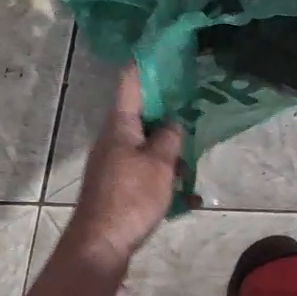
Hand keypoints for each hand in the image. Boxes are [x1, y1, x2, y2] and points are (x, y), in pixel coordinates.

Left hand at [66, 67, 182, 269]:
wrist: (100, 243)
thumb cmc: (130, 197)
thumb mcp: (160, 164)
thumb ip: (169, 138)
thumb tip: (172, 123)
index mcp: (119, 123)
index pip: (130, 80)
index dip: (147, 63)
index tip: (166, 52)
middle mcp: (112, 136)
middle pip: (141, 113)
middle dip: (168, 113)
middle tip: (195, 109)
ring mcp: (112, 160)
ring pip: (145, 143)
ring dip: (169, 151)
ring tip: (192, 165)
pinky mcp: (116, 183)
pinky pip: (143, 169)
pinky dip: (162, 176)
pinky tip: (186, 197)